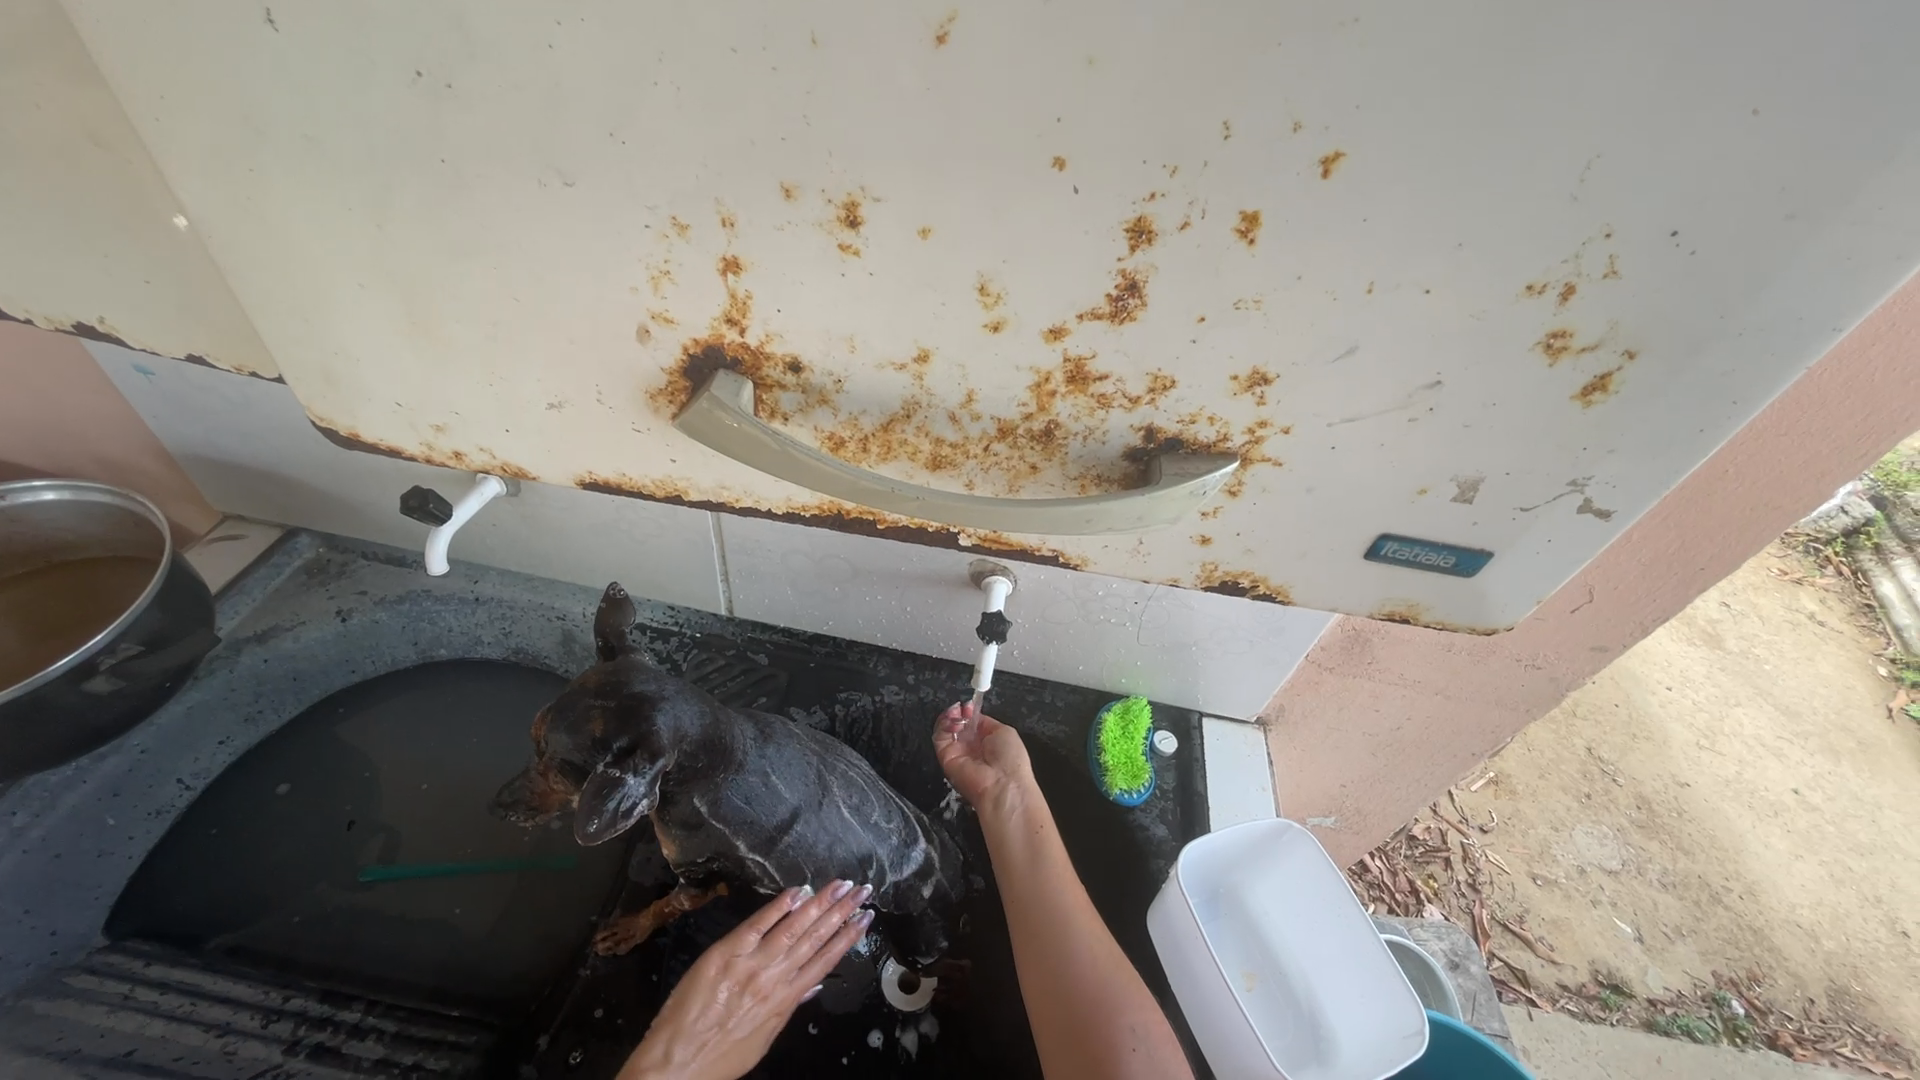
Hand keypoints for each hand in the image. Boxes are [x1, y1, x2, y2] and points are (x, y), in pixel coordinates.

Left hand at [617, 881, 873, 1079]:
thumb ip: (788, 1008)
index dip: (848, 938)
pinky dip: (777, 907)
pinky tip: (797, 891)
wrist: (674, 1066)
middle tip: (863, 889)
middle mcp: (773, 978)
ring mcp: (750, 963)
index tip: (866, 918)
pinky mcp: (725, 952)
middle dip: (841, 911)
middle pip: (815, 938)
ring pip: (793, 928)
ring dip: (820, 903)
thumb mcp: (763, 1040)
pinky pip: (756, 924)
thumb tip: (813, 986)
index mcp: (785, 1000)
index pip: (825, 962)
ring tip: (841, 884)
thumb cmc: (719, 1058)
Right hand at [932, 701, 1034, 815]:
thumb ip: (986, 722)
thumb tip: (973, 713)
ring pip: (946, 729)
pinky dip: (943, 725)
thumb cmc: (1010, 759)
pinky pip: (939, 738)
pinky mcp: (945, 758)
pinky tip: (952, 720)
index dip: (969, 712)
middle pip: (957, 724)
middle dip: (958, 712)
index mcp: (986, 742)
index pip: (971, 723)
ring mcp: (957, 753)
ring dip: (949, 717)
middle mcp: (971, 748)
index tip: (969, 705)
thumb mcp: (1004, 732)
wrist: (1002, 785)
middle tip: (961, 708)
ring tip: (956, 713)